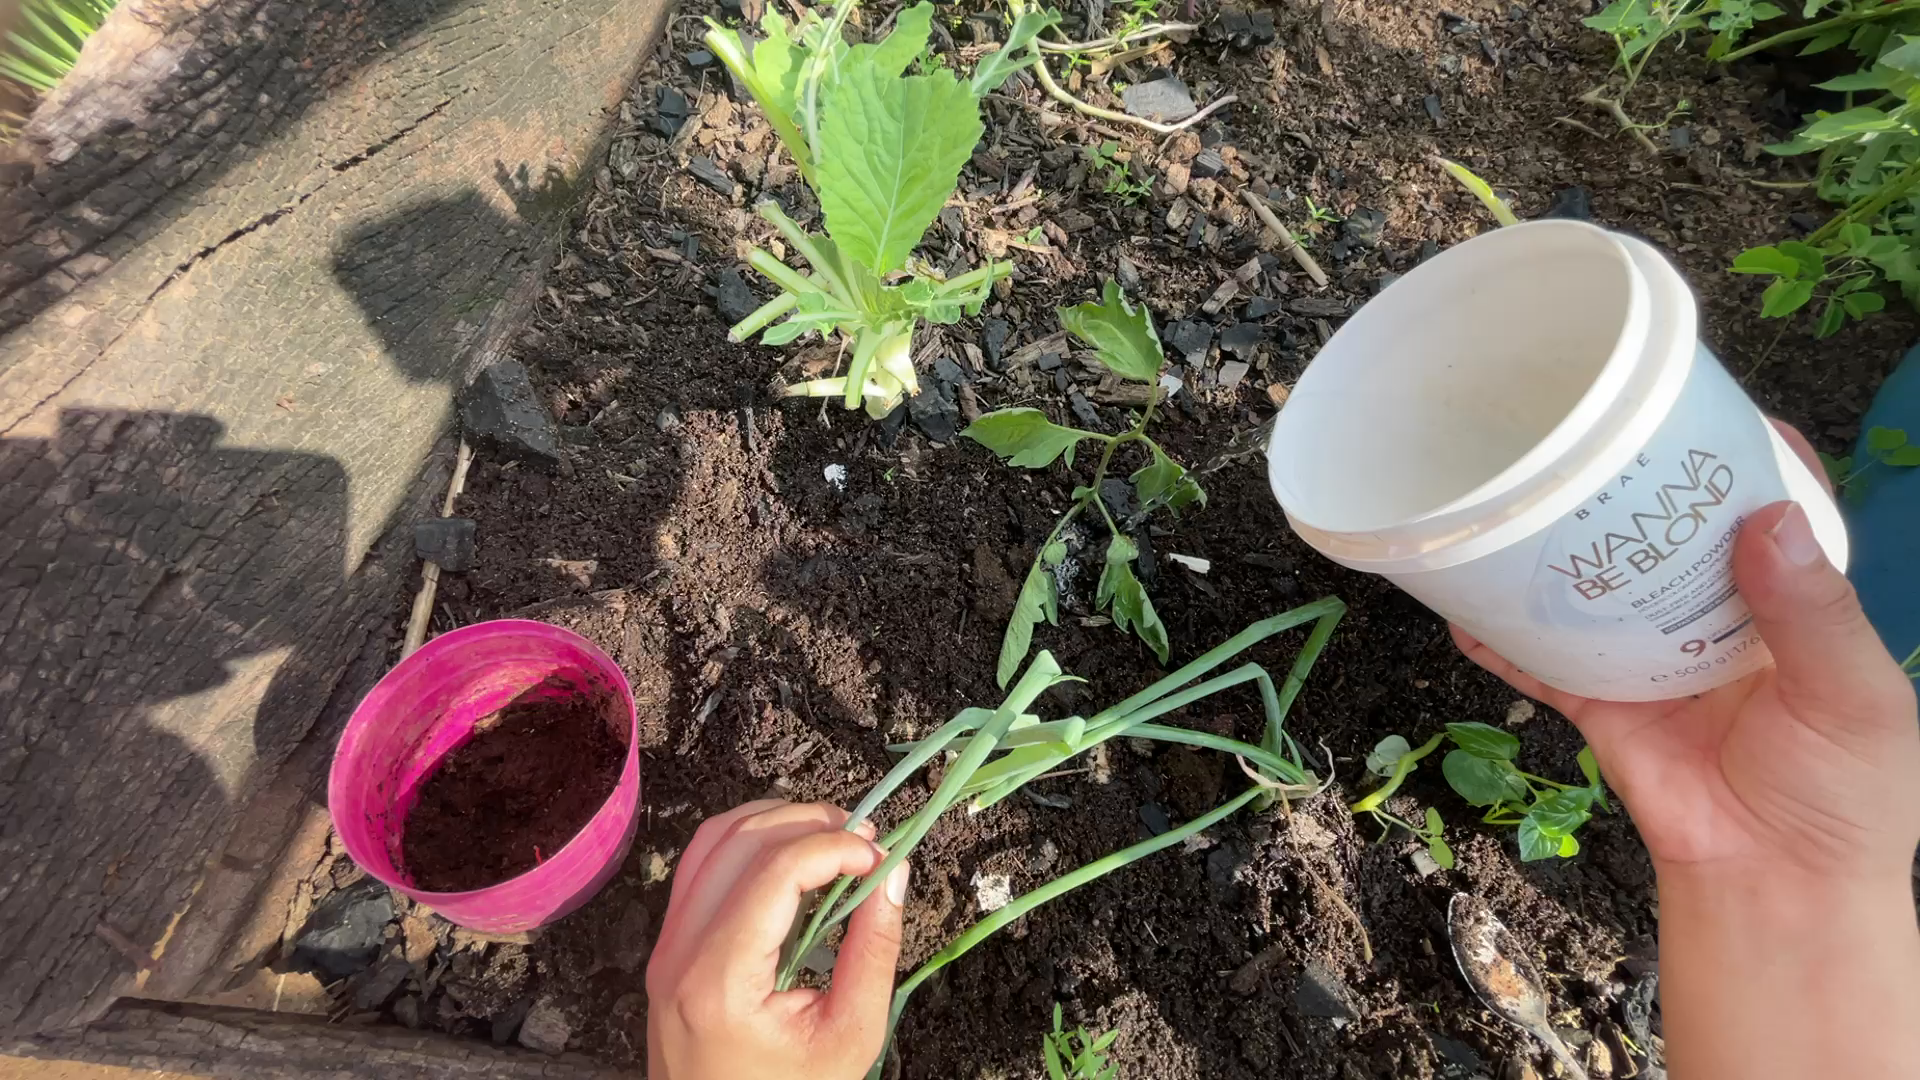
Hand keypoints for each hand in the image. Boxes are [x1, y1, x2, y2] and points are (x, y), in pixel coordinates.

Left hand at [647, 800, 908, 1079]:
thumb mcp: (851, 1036)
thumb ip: (875, 949)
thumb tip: (893, 869)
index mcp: (720, 982)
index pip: (776, 871)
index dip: (834, 846)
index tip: (879, 856)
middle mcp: (680, 951)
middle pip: (743, 840)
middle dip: (810, 821)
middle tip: (862, 837)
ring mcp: (667, 944)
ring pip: (717, 837)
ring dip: (778, 820)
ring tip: (830, 836)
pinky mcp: (670, 943)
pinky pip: (702, 861)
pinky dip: (748, 837)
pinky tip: (788, 851)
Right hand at [1453, 423, 1919, 881]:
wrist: (1765, 869)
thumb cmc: (1839, 786)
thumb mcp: (1853, 698)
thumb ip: (1813, 617)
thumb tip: (1764, 521)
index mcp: (1773, 606)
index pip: (1754, 516)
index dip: (1727, 463)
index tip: (1681, 414)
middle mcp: (1697, 617)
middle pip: (1649, 545)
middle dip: (1616, 504)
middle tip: (1569, 462)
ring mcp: (1635, 656)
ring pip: (1582, 596)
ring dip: (1543, 564)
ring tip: (1499, 523)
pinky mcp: (1589, 695)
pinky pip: (1532, 662)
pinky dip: (1494, 641)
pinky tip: (1458, 613)